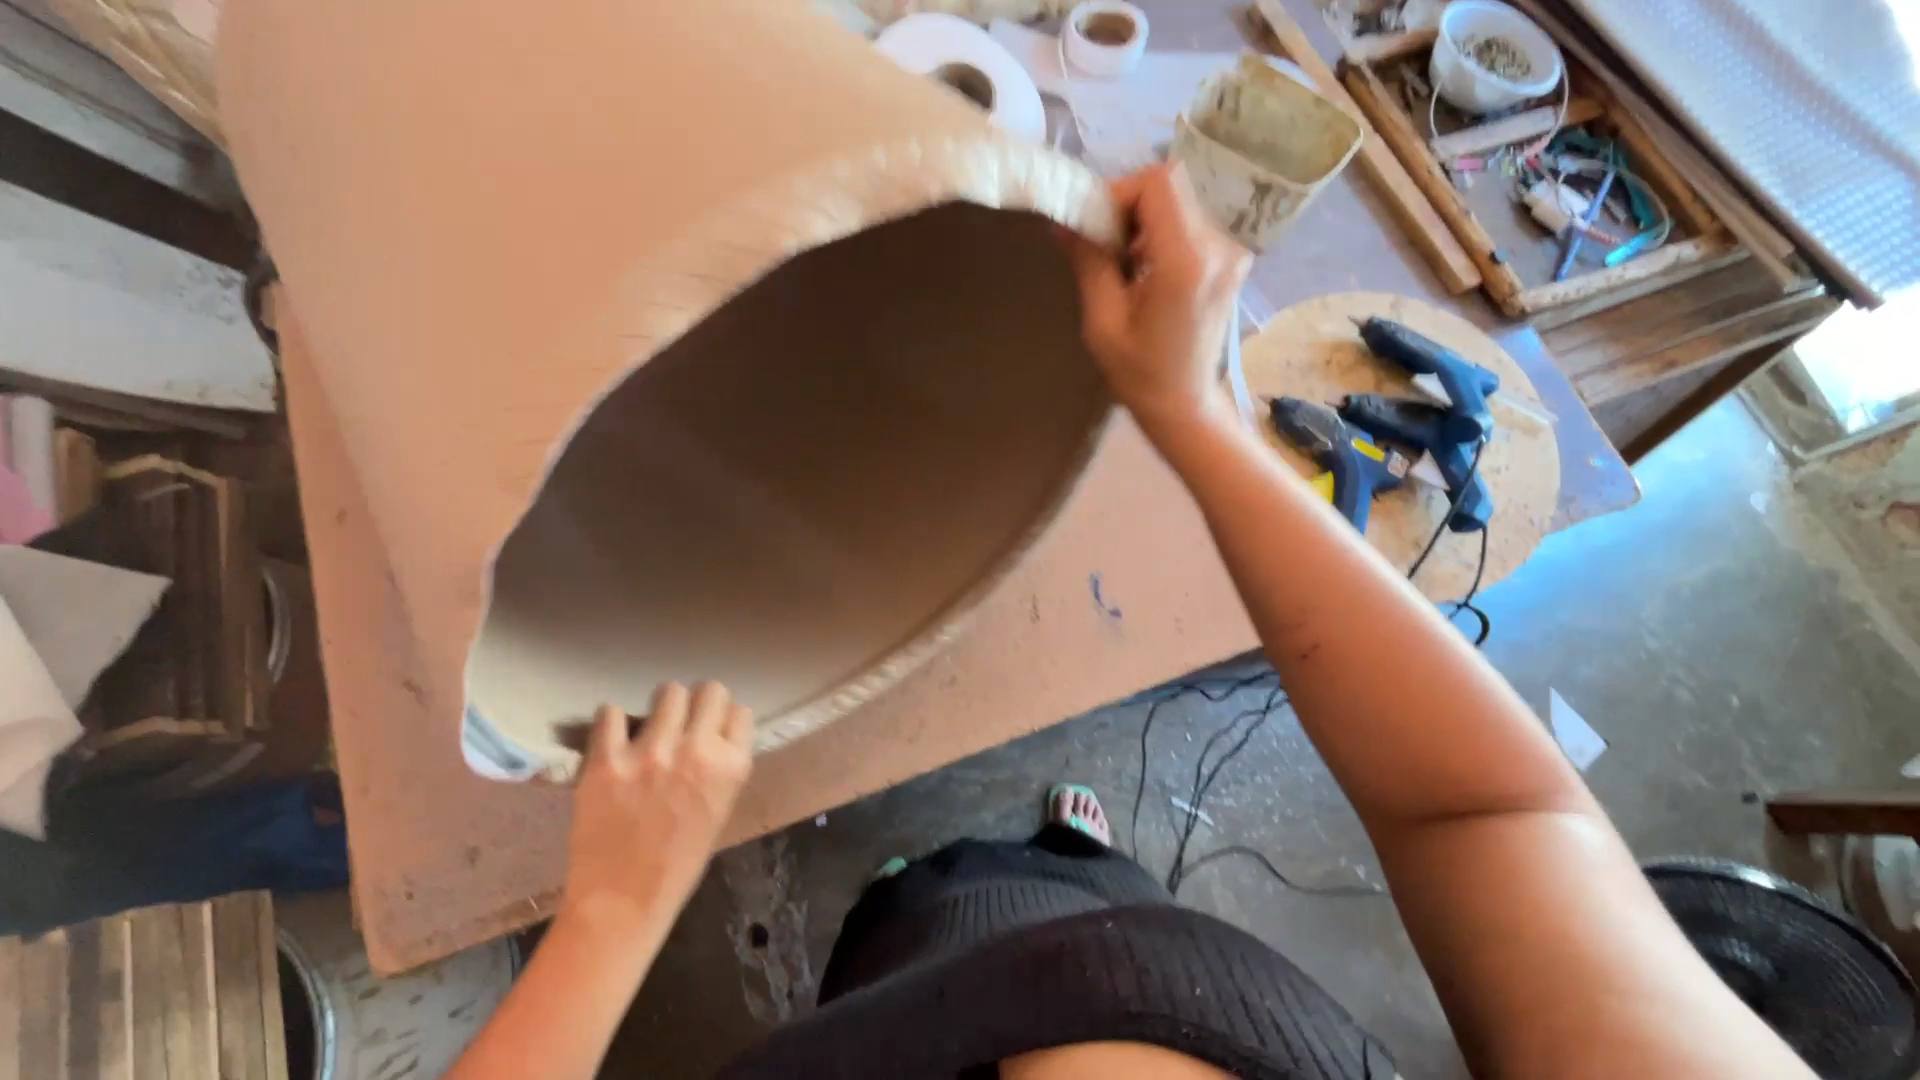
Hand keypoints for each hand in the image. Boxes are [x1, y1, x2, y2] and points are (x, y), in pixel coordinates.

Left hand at [559, 682, 753, 936]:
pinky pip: (611, 714)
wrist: (623, 901)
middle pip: (710, 691)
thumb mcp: (720, 812)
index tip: (713, 726)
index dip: (725, 718)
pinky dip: (613, 721)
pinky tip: (614, 736)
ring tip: (651, 723)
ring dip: (663, 704)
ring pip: (668, 692)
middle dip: (700, 701)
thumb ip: (721, 770)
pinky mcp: (607, 760)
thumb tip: (712, 735)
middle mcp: (697, 752)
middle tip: (685, 717)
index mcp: (731, 768)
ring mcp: (651, 753)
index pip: (740, 712)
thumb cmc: (678, 864)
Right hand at [1058, 162, 1250, 434]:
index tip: (1097, 229)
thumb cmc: (1139, 374)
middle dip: (1128, 208)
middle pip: (1169, 188)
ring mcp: (1230, 253)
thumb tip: (1062, 220)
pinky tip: (1146, 274)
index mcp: (1186, 262)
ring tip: (1124, 268)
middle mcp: (1217, 247)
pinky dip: (1160, 236)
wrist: (1185, 405)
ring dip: (1143, 223)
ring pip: (1178, 204)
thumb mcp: (1102, 322)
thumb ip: (1088, 262)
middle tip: (1104, 248)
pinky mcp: (1230, 260)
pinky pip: (1189, 224)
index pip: (1158, 183)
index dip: (1120, 193)